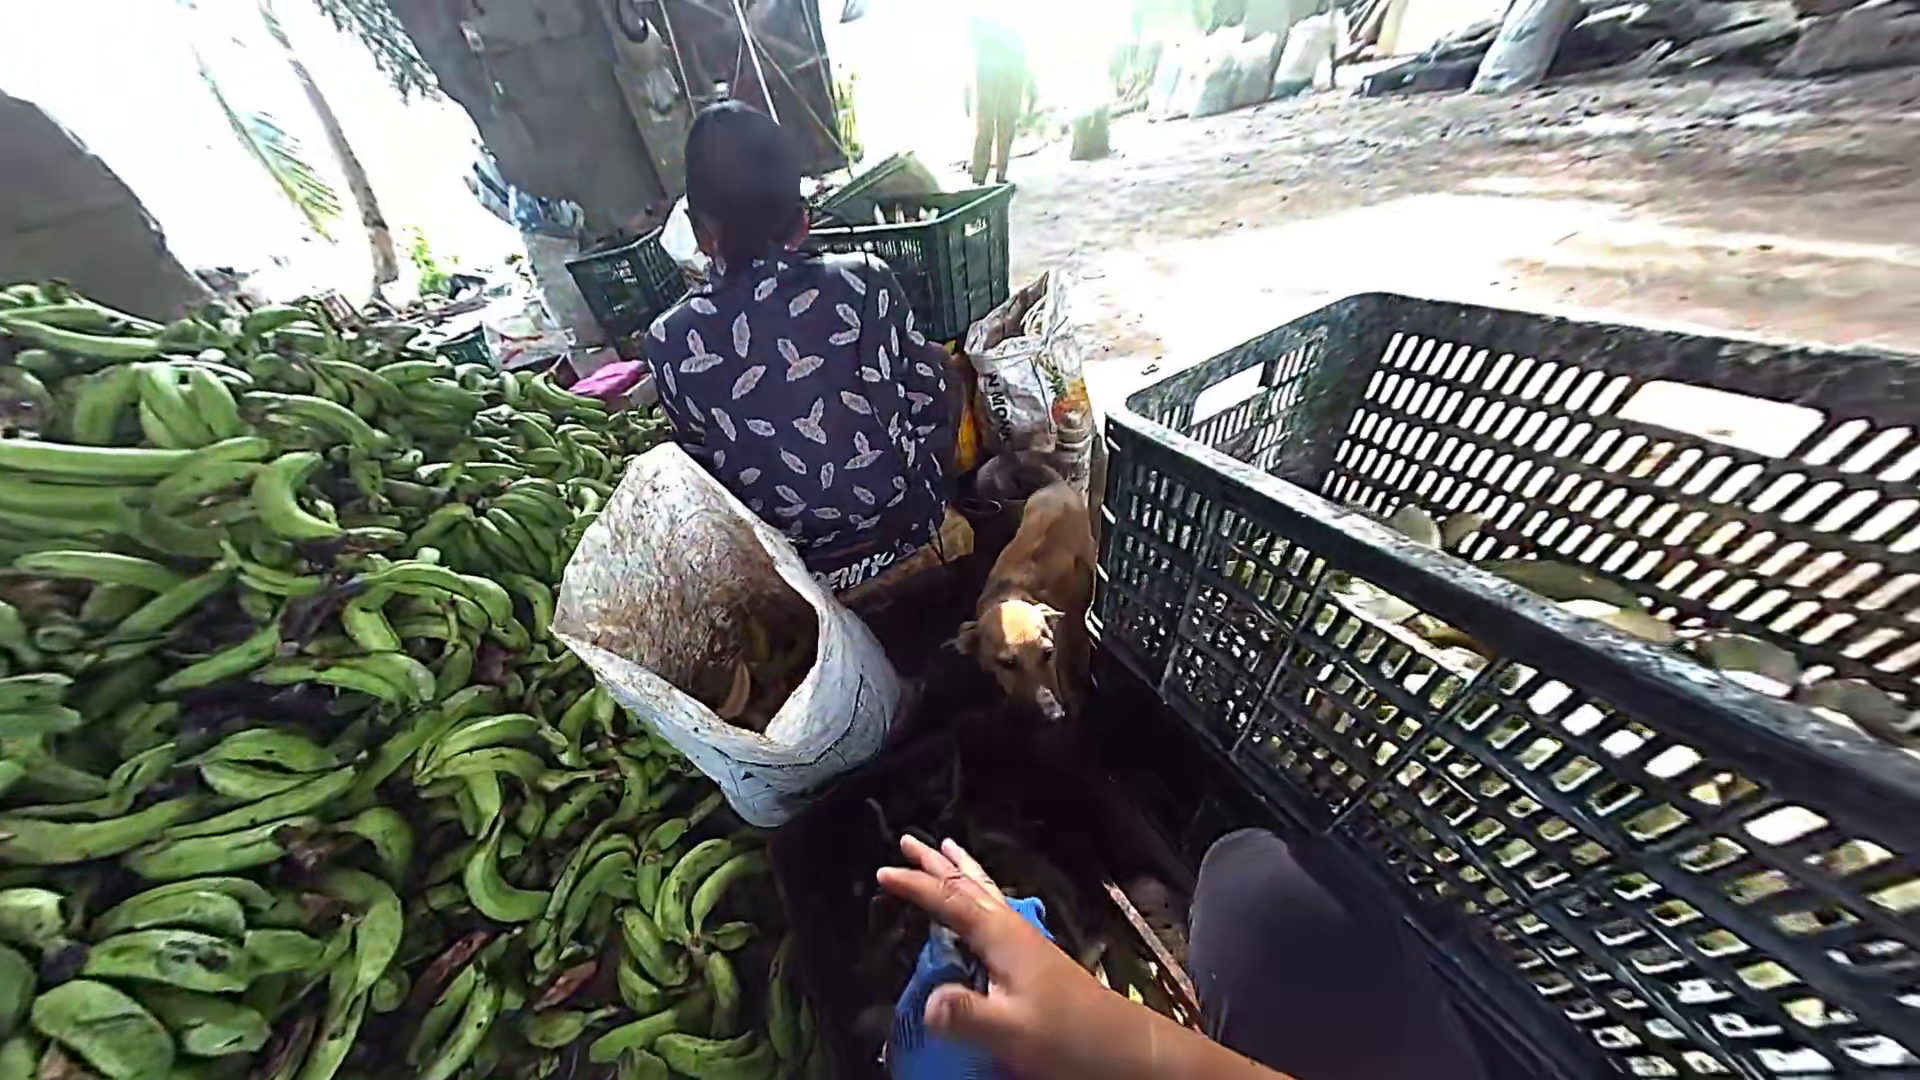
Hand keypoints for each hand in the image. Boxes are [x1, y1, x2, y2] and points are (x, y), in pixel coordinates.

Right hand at [878, 836, 1286, 1079]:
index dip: (914, 884)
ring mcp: (1021, 934)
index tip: (883, 871)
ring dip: (957, 867)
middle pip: (965, 882)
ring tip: (943, 845)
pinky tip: (978, 897)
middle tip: (908, 839)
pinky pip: (993, 903)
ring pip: (981, 888)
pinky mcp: (1028, 949)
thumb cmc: (1065, 1037)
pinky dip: (977, 888)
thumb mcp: (1013, 1033)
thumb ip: (969, 1016)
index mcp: (999, 934)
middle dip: (934, 861)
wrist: (1117, 1045)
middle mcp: (1008, 923)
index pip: (948, 900)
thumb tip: (926, 1002)